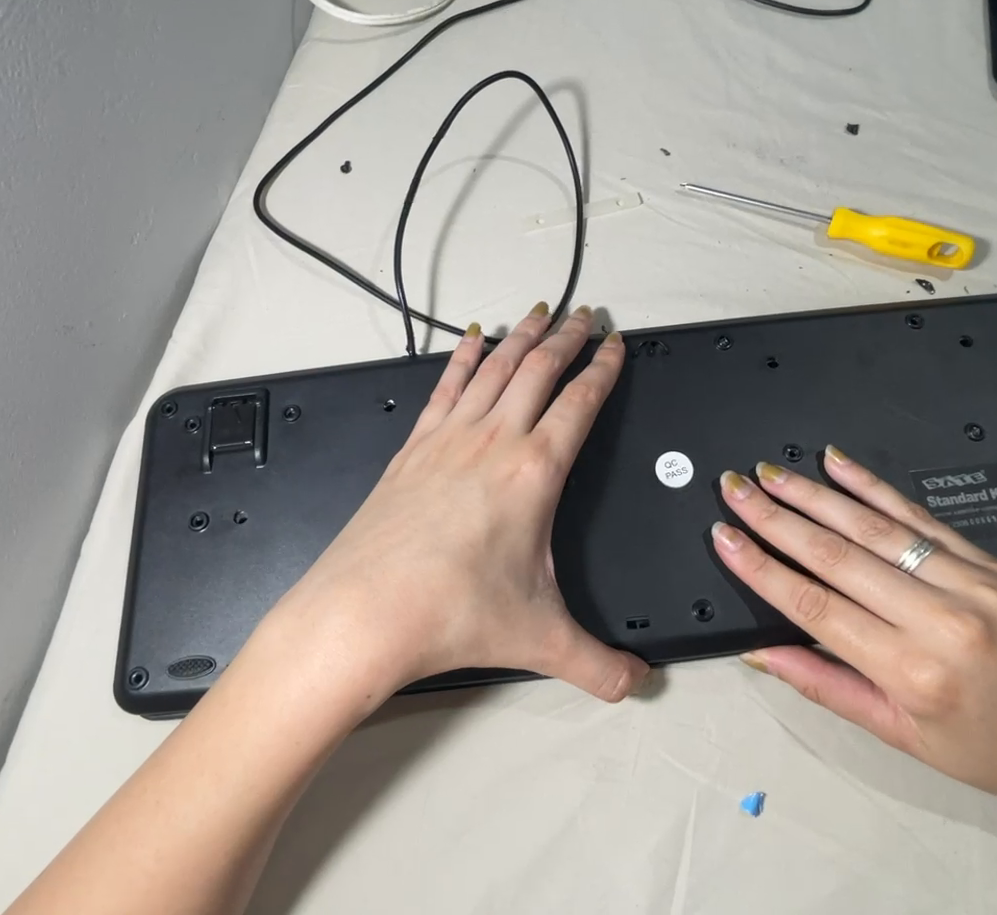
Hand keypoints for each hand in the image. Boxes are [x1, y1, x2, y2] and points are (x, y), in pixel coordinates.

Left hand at [265, 303, 648, 702]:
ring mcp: (447, 440)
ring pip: (493, 368)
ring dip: (520, 338)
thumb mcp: (539, 639)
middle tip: (583, 313)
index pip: (579, 403)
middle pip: (538, 370)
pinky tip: (470, 340)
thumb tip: (634, 683)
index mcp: (533, 472)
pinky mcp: (412, 449)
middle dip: (567, 338)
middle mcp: (491, 442)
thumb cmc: (446, 613)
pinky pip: (445, 386)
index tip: (613, 345)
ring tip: (538, 313)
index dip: (602, 369)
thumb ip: (598, 664)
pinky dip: (463, 357)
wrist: (363, 613)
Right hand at [711, 450, 996, 825]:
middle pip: (837, 555)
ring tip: (770, 474)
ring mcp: (972, 582)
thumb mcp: (906, 737)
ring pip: (874, 527)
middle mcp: (943, 620)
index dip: (763, 568)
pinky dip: (875, 487)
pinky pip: (921, 516)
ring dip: (814, 495)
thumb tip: (764, 653)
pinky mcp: (991, 562)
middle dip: (776, 518)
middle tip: (735, 490)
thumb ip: (828, 687)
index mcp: (916, 673)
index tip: (726, 539)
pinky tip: (839, 465)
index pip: (816, 607)